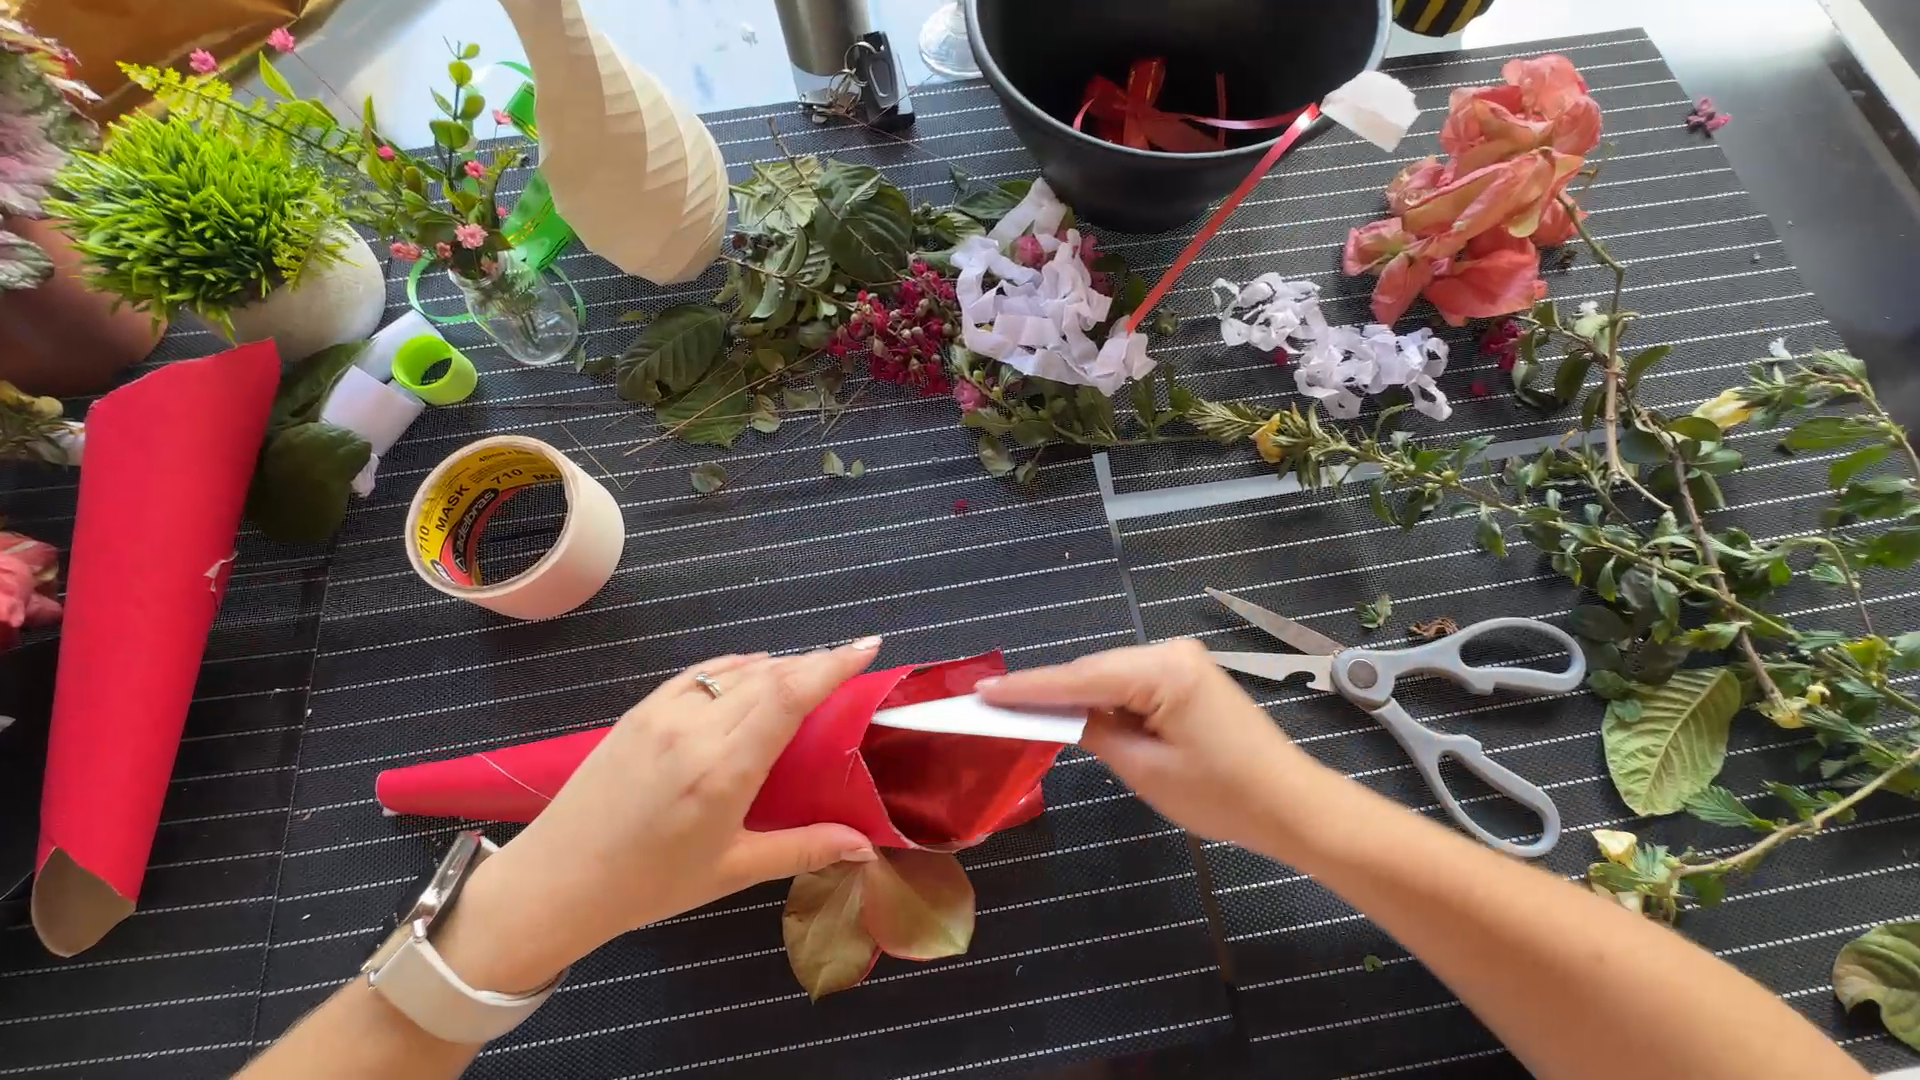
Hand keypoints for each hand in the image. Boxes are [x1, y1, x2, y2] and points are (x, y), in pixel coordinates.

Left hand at [437, 641, 883, 991]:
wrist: (554, 883)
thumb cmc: (649, 885)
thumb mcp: (731, 871)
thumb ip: (803, 848)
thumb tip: (867, 845)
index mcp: (723, 770)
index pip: (789, 695)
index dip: (832, 665)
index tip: (868, 646)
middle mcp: (696, 728)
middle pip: (771, 675)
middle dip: (816, 663)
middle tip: (848, 663)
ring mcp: (663, 713)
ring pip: (737, 670)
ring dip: (780, 665)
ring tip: (808, 673)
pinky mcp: (640, 709)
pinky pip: (701, 673)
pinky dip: (736, 667)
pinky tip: (753, 672)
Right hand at [977, 639, 1321, 846]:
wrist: (1292, 805)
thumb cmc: (1222, 796)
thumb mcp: (1146, 771)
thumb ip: (1095, 733)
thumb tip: (1062, 715)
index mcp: (1163, 670)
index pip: (1080, 678)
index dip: (1027, 687)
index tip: (982, 690)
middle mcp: (1171, 652)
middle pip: (1093, 670)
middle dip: (1048, 690)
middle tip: (995, 703)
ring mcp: (1182, 660)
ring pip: (1109, 675)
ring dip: (1075, 694)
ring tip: (1025, 710)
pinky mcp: (1188, 675)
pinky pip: (1131, 682)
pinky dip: (1104, 698)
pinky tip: (1078, 711)